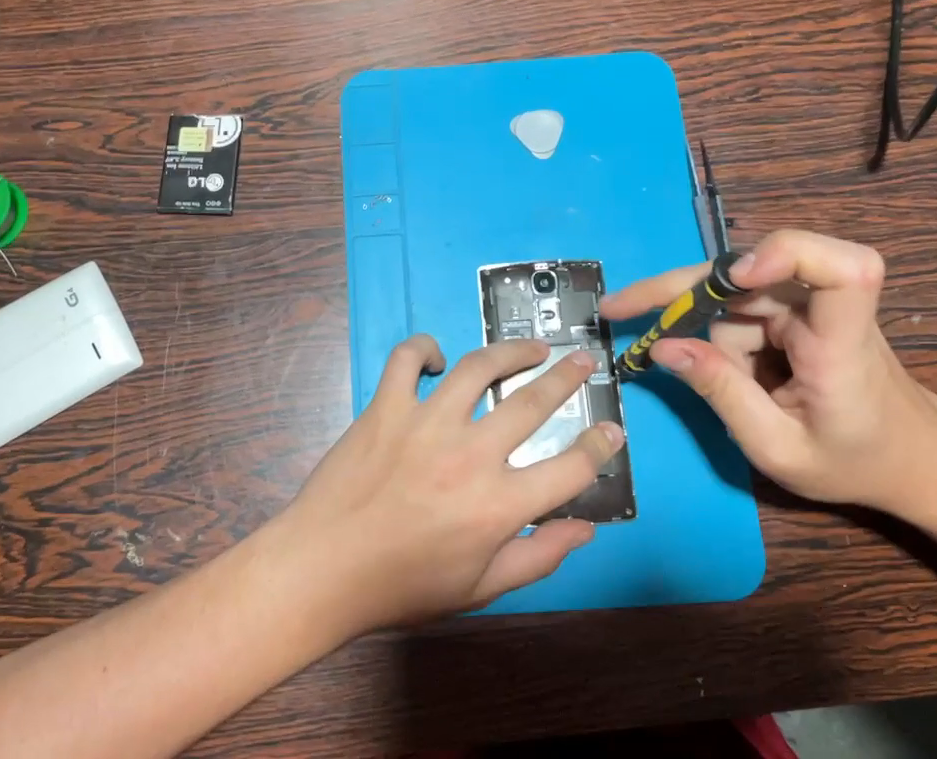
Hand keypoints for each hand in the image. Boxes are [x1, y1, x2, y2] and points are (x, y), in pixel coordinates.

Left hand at [270, 337, 624, 633]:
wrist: (323, 570)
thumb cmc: (403, 587)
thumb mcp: (479, 589)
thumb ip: (538, 557)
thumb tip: (586, 528)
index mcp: (499, 505)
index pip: (569, 468)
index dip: (599, 447)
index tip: (613, 429)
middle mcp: (470, 454)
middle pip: (532, 403)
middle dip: (566, 378)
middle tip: (583, 360)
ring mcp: (425, 424)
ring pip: (478, 369)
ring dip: (510, 351)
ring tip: (530, 347)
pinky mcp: (385, 409)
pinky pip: (405, 361)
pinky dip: (422, 349)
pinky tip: (436, 356)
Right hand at [600, 230, 936, 519]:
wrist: (915, 459)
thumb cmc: (857, 462)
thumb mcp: (779, 449)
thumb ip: (722, 395)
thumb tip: (662, 347)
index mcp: (842, 344)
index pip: (845, 270)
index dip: (788, 253)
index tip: (736, 277)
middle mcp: (826, 310)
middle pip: (750, 271)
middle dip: (680, 292)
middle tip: (619, 311)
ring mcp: (811, 306)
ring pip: (733, 295)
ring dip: (707, 334)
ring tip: (723, 388)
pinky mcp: (799, 311)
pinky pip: (741, 308)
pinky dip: (718, 337)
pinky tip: (728, 373)